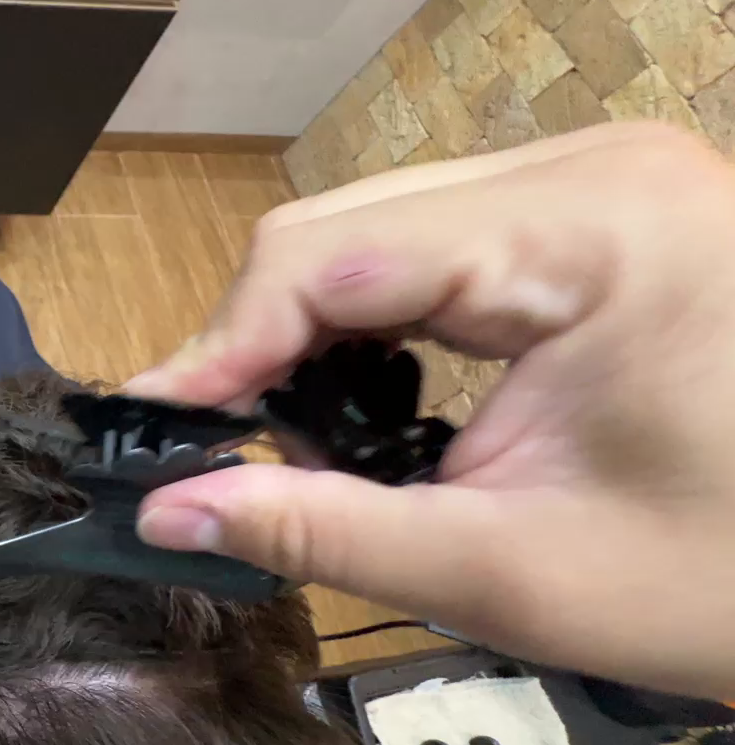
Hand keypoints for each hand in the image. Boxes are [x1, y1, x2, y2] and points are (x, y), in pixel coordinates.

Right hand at [125, 122, 734, 699]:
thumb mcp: (507, 572)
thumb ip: (314, 533)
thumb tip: (160, 512)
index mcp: (586, 231)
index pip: (319, 261)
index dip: (216, 350)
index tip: (157, 434)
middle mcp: (573, 173)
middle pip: (321, 237)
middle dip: (244, 344)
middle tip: (212, 441)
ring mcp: (573, 186)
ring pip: (343, 239)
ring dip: (283, 336)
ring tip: (274, 425)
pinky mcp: (566, 215)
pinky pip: (392, 252)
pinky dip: (336, 325)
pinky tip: (340, 390)